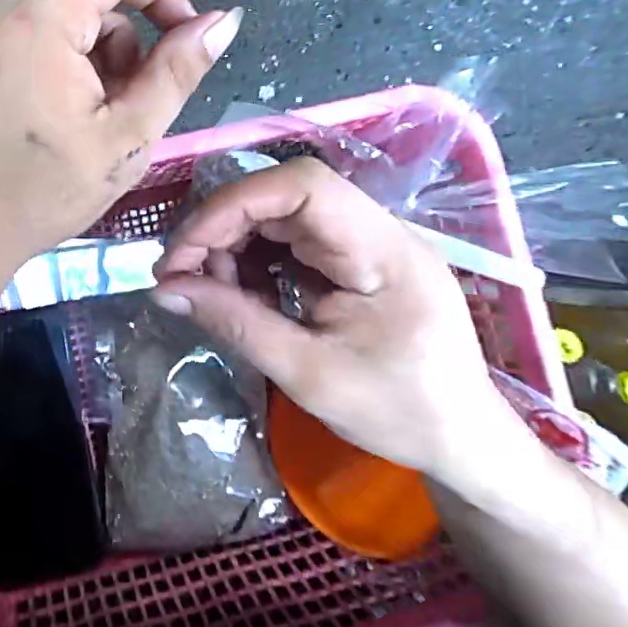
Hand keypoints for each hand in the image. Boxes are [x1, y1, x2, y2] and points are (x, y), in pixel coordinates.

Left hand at [0, 0, 242, 271]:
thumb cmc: (45, 194)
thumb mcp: (127, 138)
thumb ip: (178, 71)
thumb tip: (222, 22)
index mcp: (41, 23)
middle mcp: (12, 8)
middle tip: (191, 39)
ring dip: (126, 29)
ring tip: (136, 92)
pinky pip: (60, 22)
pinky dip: (95, 46)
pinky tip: (103, 95)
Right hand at [150, 158, 528, 487]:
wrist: (463, 440)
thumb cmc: (398, 412)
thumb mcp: (309, 375)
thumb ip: (236, 324)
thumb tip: (164, 289)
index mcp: (383, 250)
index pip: (302, 186)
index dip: (233, 205)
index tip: (185, 252)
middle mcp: (379, 229)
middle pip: (286, 195)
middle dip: (225, 227)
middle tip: (184, 275)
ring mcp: (369, 241)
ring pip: (284, 214)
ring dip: (237, 243)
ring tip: (212, 290)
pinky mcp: (358, 259)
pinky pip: (296, 239)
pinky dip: (258, 260)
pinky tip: (242, 293)